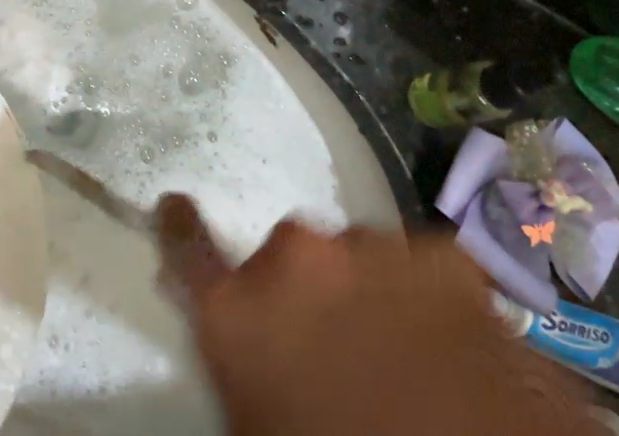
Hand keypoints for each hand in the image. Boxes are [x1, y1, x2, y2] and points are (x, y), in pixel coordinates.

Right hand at [155, 196, 598, 435]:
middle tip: (335, 340)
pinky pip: (418, 265)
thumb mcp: (258, 414)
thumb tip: (236, 321)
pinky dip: (424, 294)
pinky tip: (443, 340)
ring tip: (398, 347)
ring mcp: (372, 250)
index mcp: (238, 310)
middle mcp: (295, 261)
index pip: (185, 246)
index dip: (178, 224)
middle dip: (308, 287)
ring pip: (357, 255)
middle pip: (288, 255)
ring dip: (366, 288)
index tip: (175, 205)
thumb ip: (238, 353)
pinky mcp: (443, 257)